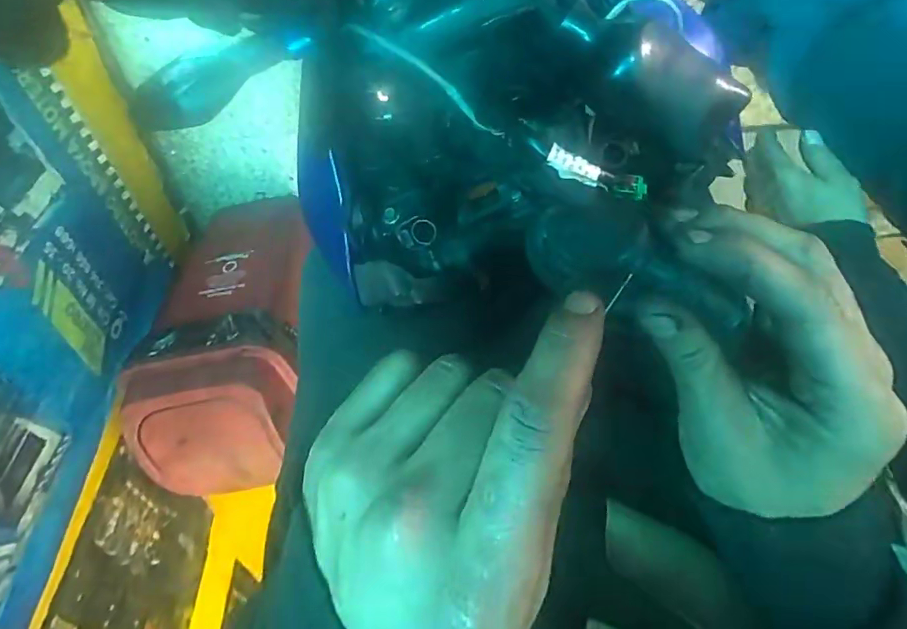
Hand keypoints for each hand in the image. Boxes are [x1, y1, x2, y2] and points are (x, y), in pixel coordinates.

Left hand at [306, 293, 606, 628]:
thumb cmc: (476, 600)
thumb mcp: (531, 552)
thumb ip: (550, 461)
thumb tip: (571, 362)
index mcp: (480, 555)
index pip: (527, 433)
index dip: (560, 360)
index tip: (582, 306)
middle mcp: (410, 510)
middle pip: (490, 389)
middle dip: (506, 404)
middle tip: (492, 452)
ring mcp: (357, 475)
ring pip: (448, 370)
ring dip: (462, 395)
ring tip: (449, 449)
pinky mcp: (325, 449)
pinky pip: (399, 364)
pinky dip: (419, 387)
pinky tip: (412, 436)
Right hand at [639, 207, 906, 517]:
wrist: (790, 514)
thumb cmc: (757, 485)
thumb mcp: (717, 433)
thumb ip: (692, 361)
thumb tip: (652, 299)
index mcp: (857, 397)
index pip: (810, 304)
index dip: (748, 261)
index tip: (686, 240)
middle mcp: (869, 355)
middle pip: (816, 267)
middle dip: (745, 233)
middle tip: (680, 222)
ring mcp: (854, 335)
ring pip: (809, 258)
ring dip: (748, 232)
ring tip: (690, 223)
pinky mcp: (829, 324)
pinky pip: (795, 270)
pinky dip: (751, 249)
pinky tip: (712, 240)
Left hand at [743, 128, 866, 227]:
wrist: (833, 256)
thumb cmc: (839, 213)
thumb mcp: (839, 180)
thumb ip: (819, 155)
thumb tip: (806, 133)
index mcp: (781, 171)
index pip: (764, 145)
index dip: (766, 135)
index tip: (770, 130)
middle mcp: (762, 185)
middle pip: (751, 160)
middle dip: (757, 150)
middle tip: (766, 145)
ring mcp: (758, 203)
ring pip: (749, 178)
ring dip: (754, 169)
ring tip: (764, 165)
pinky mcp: (760, 220)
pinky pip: (752, 196)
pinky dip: (757, 187)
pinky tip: (766, 189)